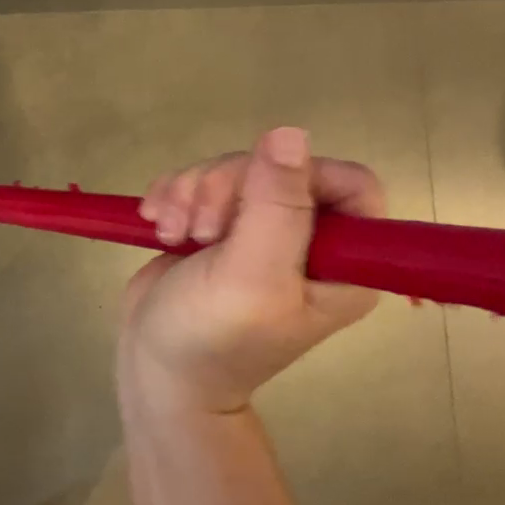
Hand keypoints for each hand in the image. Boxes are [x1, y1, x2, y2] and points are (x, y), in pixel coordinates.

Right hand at [120, 128, 384, 414]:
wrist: (156, 370)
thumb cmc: (214, 338)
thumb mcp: (252, 277)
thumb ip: (276, 207)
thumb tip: (289, 133)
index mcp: (341, 259)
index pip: (348, 183)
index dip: (299, 175)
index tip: (251, 197)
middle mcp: (304, 240)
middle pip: (275, 169)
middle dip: (225, 188)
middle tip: (200, 230)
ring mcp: (253, 232)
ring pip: (229, 171)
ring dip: (191, 193)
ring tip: (173, 234)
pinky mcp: (210, 227)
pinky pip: (196, 184)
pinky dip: (172, 195)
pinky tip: (156, 223)